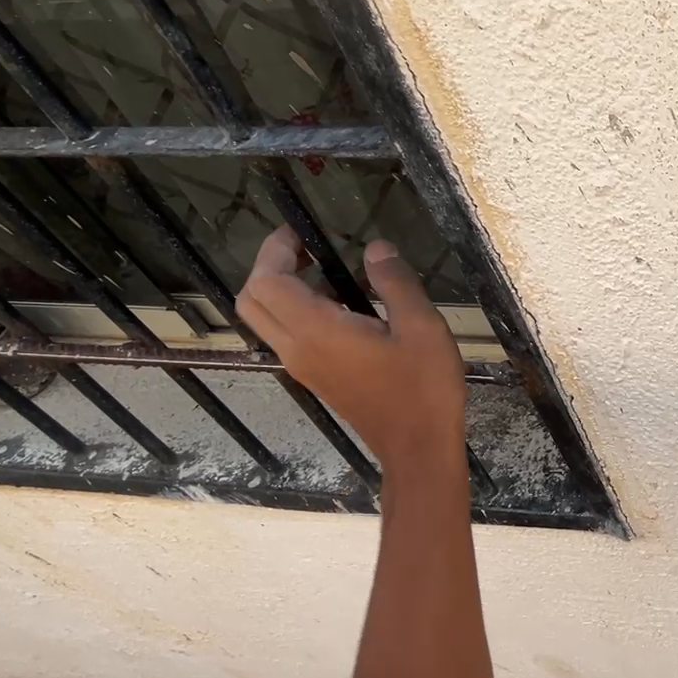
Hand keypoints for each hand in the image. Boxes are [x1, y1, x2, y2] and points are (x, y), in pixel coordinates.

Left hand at [237, 227, 465, 486]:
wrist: (418, 445)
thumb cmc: (423, 385)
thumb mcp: (422, 326)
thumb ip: (395, 283)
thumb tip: (376, 248)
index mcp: (318, 332)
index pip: (267, 283)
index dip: (276, 251)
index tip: (304, 232)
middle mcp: (298, 348)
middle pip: (254, 300)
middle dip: (271, 267)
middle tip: (310, 249)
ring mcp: (305, 366)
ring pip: (268, 319)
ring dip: (285, 288)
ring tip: (334, 273)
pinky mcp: (318, 376)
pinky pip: (289, 334)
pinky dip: (301, 309)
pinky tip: (349, 306)